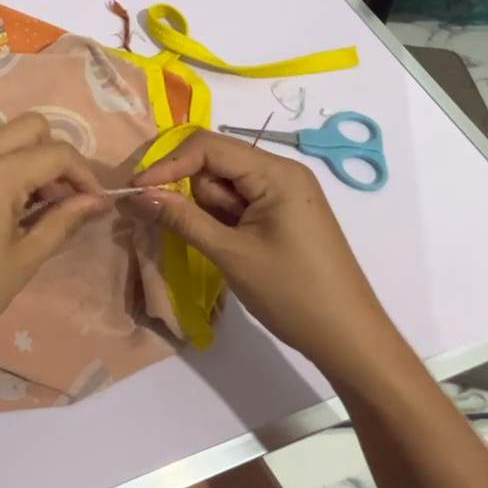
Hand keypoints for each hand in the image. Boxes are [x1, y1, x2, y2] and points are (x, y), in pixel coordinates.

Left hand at [0, 113, 111, 396]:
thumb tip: (96, 201)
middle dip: (57, 154)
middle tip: (68, 198)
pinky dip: (8, 167)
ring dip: (32, 159)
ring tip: (44, 208)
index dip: (85, 174)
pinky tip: (14, 209)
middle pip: (30, 127)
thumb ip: (63, 221)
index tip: (97, 204)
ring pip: (5, 138)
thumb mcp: (24, 259)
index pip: (56, 152)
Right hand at [121, 129, 403, 382]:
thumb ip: (182, 218)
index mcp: (276, 172)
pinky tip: (225, 244)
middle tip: (176, 223)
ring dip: (207, 207)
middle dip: (189, 188)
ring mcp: (286, 192)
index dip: (167, 165)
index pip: (208, 146)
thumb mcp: (230, 254)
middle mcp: (282, 171)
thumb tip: (137, 196)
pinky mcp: (285, 213)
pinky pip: (240, 200)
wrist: (351, 341)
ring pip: (224, 182)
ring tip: (221, 246)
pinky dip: (222, 217)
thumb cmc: (293, 295)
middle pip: (215, 160)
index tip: (136, 191)